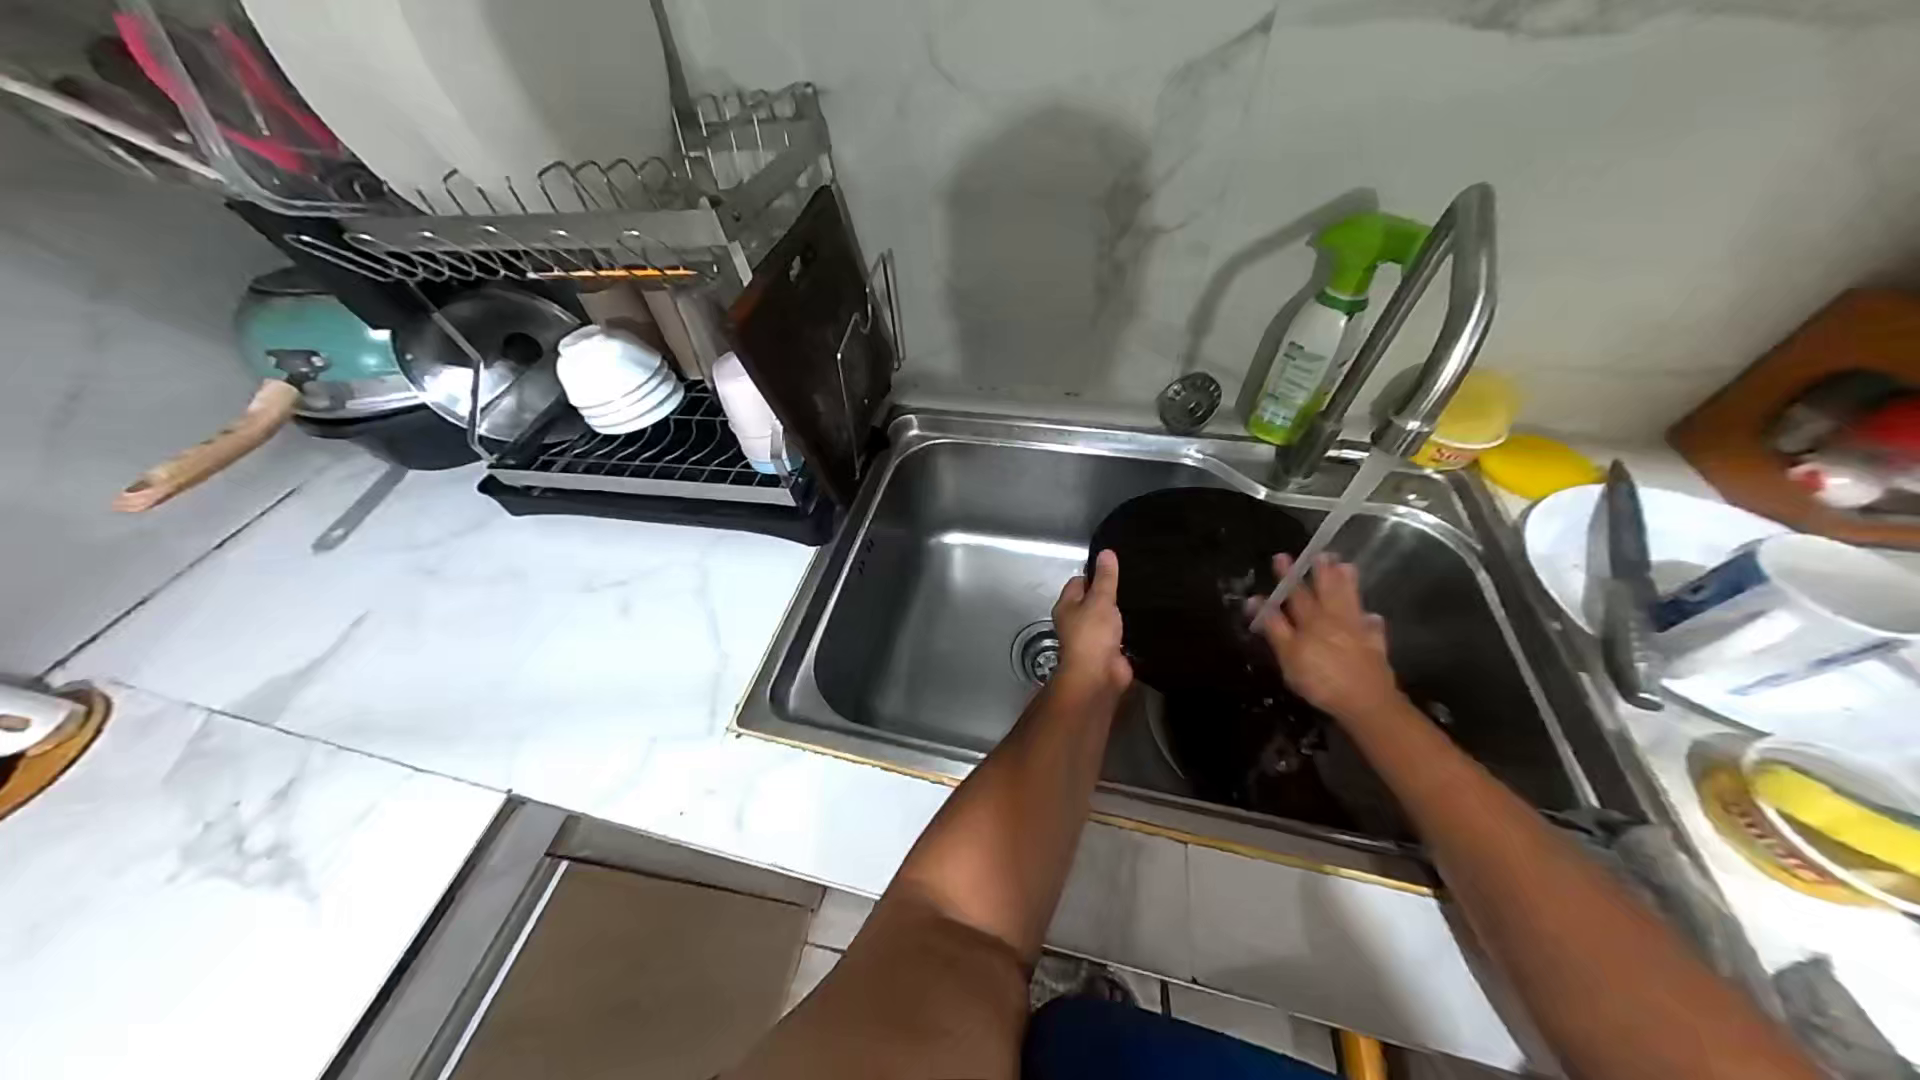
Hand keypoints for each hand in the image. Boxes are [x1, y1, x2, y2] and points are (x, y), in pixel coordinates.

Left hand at [1051, 549, 1132, 696]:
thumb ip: (1106, 578)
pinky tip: (1147, 619)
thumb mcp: (1100, 600)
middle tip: (1135, 580)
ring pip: (1109, 617)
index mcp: (1067, 606)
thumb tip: (1106, 552)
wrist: (1098, 676)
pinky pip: (1121, 634)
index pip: (1079, 582)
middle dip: (1112, 592)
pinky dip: (1130, 629)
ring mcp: (1093, 637)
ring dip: (1122, 612)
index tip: (1116, 567)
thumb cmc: (1092, 634)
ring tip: (1144, 596)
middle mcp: (1077, 621)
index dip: (1096, 573)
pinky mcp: (1110, 650)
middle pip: (1094, 600)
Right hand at [1251, 553, 1403, 721]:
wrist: (1366, 702)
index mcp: (1311, 621)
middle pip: (1327, 592)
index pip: (1296, 594)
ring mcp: (1358, 632)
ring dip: (1348, 585)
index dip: (1287, 577)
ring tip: (1347, 567)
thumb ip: (1274, 627)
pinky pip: (1373, 628)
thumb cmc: (1320, 680)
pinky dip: (1371, 620)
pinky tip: (1373, 616)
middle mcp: (1335, 620)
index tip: (1281, 556)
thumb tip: (1256, 600)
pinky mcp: (1375, 647)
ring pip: (1351, 602)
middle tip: (1321, 552)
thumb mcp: (1288, 655)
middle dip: (1322, 572)